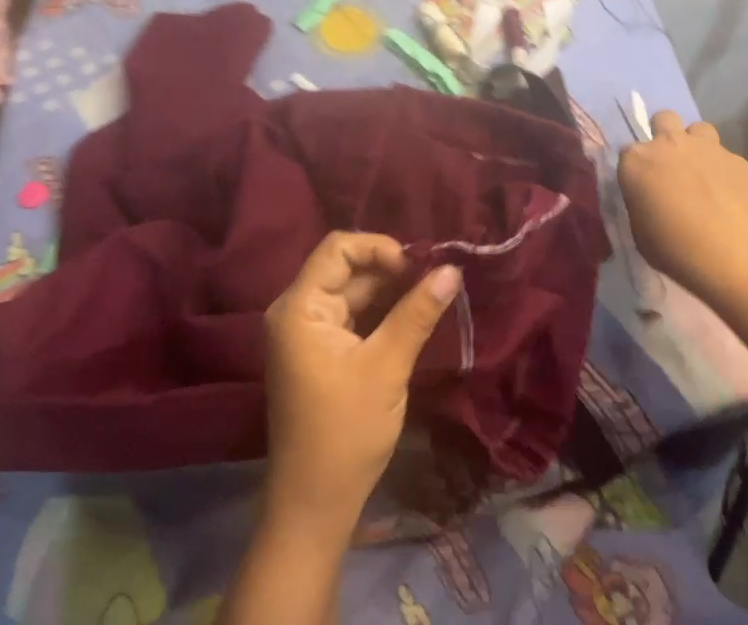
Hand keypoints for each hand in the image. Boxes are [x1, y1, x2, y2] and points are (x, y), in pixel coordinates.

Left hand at [262, 232, 461, 529]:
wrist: (315, 499)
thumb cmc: (347, 431)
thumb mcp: (387, 367)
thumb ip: (416, 314)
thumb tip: (452, 269)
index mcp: (299, 307)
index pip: (337, 249)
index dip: (379, 247)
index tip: (420, 267)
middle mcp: (295, 311)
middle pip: (344, 269)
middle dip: (390, 270)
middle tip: (437, 280)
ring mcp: (304, 333)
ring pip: (350, 294)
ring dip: (388, 292)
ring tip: (432, 296)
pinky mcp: (317, 353)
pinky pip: (349, 318)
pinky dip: (378, 315)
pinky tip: (411, 318)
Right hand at [617, 110, 747, 294]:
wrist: (735, 252)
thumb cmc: (675, 247)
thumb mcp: (640, 232)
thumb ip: (640, 205)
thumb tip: (648, 200)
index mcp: (636, 161)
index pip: (628, 152)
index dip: (636, 168)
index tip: (642, 186)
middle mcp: (670, 144)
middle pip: (664, 118)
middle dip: (664, 133)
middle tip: (669, 163)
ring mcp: (708, 148)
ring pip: (699, 128)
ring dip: (696, 144)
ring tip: (700, 172)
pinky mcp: (739, 160)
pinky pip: (726, 156)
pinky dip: (724, 170)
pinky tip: (728, 195)